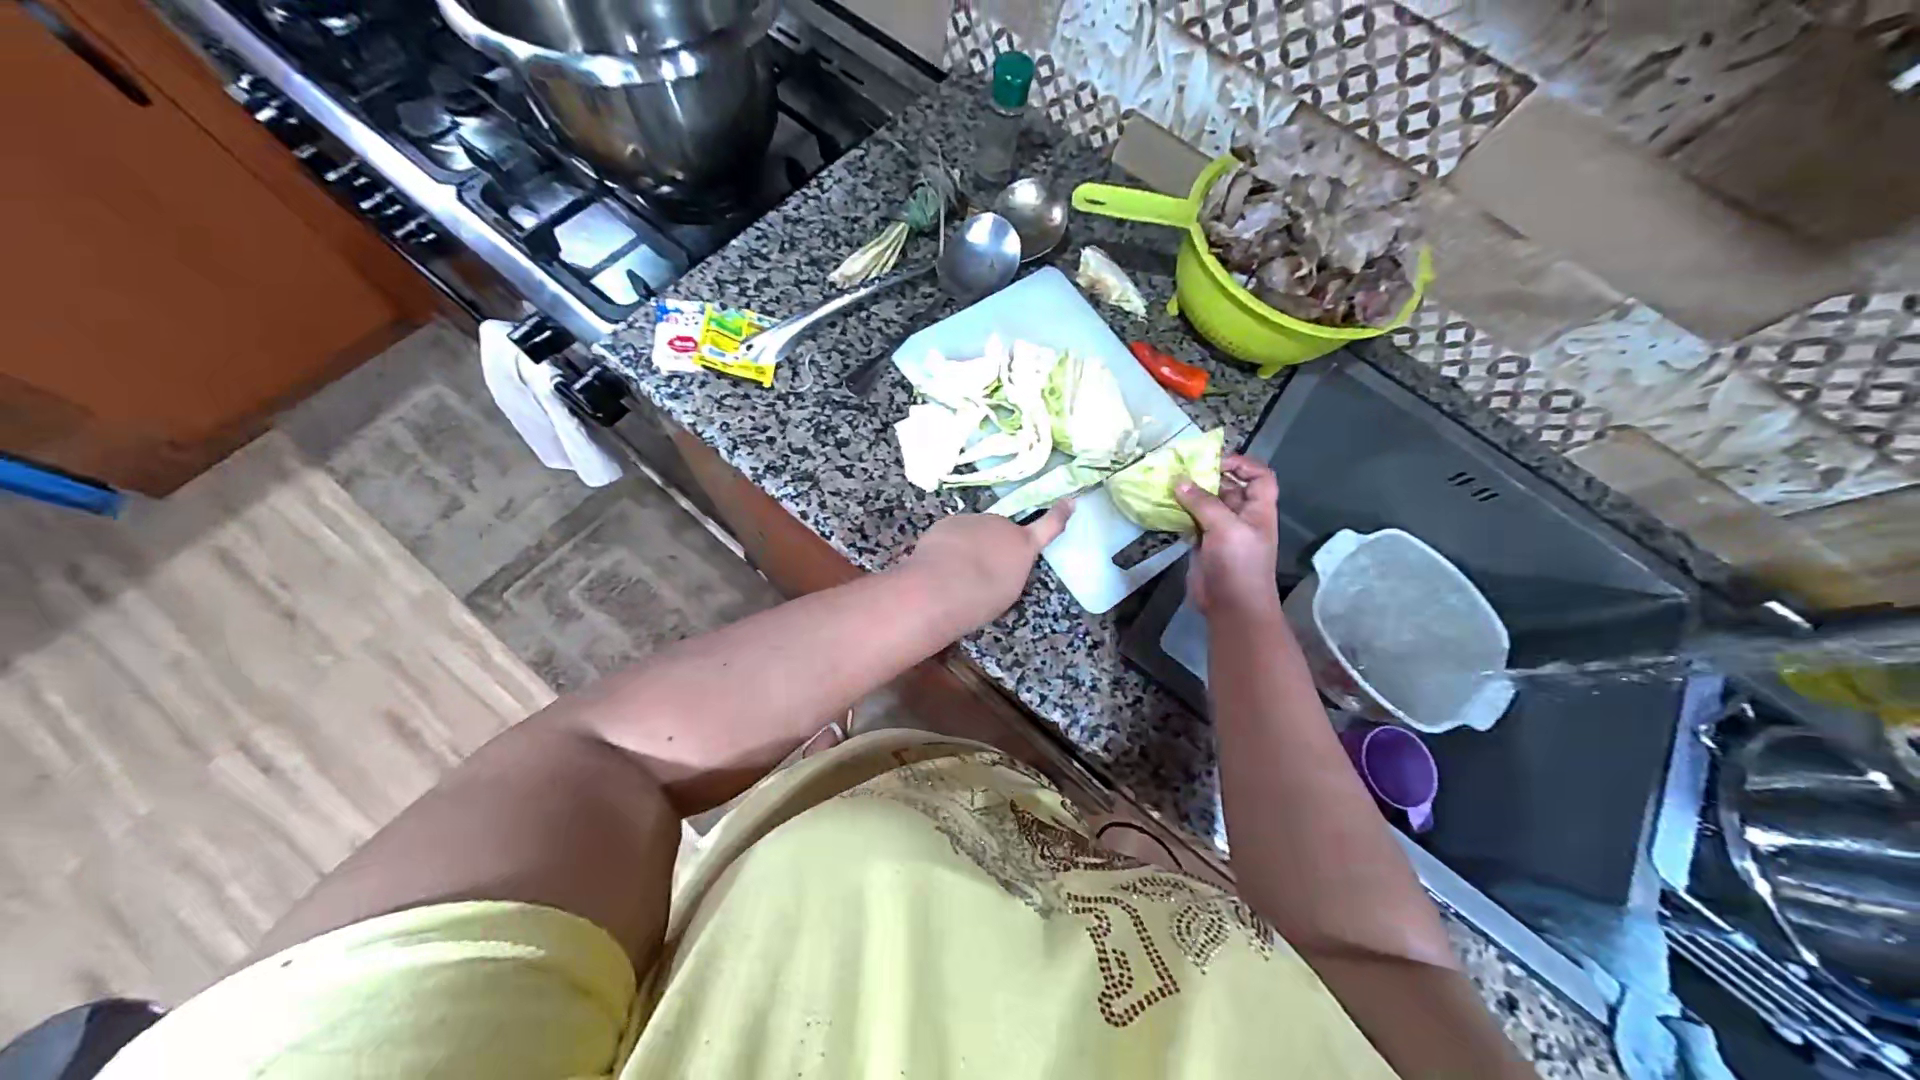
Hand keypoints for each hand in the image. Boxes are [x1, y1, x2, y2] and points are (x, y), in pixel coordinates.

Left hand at [902, 501, 1074, 627]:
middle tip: (980, 572)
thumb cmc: (981, 599)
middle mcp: (1001, 525)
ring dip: (969, 546)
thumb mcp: (1008, 590)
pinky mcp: (948, 522)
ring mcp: (973, 520)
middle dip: (993, 546)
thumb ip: (1010, 570)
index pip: (1047, 527)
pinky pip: (952, 534)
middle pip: (1000, 532)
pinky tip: (939, 564)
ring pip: (974, 532)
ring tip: (956, 572)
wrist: (941, 586)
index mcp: (1022, 546)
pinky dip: (948, 546)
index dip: (1059, 514)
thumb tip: (1000, 563)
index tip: (1069, 501)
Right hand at [1175, 456, 1280, 619]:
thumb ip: (1203, 502)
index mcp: (1258, 509)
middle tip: (1180, 469)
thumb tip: (1179, 481)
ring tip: (1167, 483)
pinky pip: (1191, 521)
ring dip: (1189, 494)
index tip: (1215, 462)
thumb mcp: (1226, 527)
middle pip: (1228, 487)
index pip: (1260, 477)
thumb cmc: (1239, 564)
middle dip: (1207, 476)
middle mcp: (1241, 517)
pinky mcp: (1203, 545)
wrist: (1232, 606)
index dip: (1243, 464)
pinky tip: (1164, 506)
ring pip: (1206, 504)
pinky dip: (1179, 512)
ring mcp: (1221, 531)